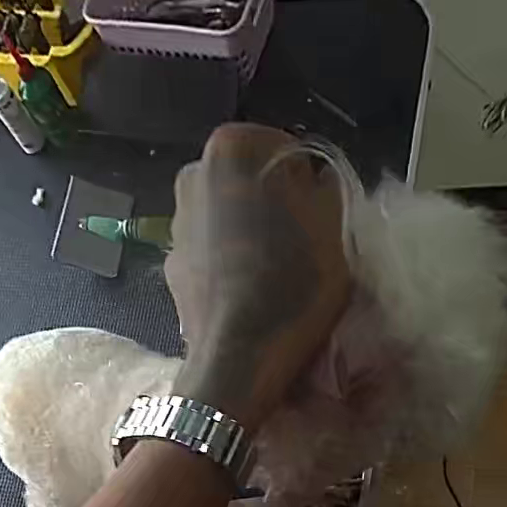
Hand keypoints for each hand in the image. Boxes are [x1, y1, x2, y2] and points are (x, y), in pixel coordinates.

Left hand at [166, 123, 350, 429]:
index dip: (308, 186)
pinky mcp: (170, 268)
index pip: (285, 149)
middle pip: (248, 183)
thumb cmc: (295, 284)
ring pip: (226, 219)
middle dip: (272, 206)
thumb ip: (325, 187)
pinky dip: (227, 265)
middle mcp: (191, 175)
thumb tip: (312, 186)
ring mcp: (175, 224)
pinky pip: (210, 255)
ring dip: (247, 235)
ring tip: (271, 276)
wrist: (240, 359)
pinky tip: (246, 295)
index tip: (318, 221)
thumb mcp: (335, 225)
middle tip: (298, 247)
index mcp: (233, 148)